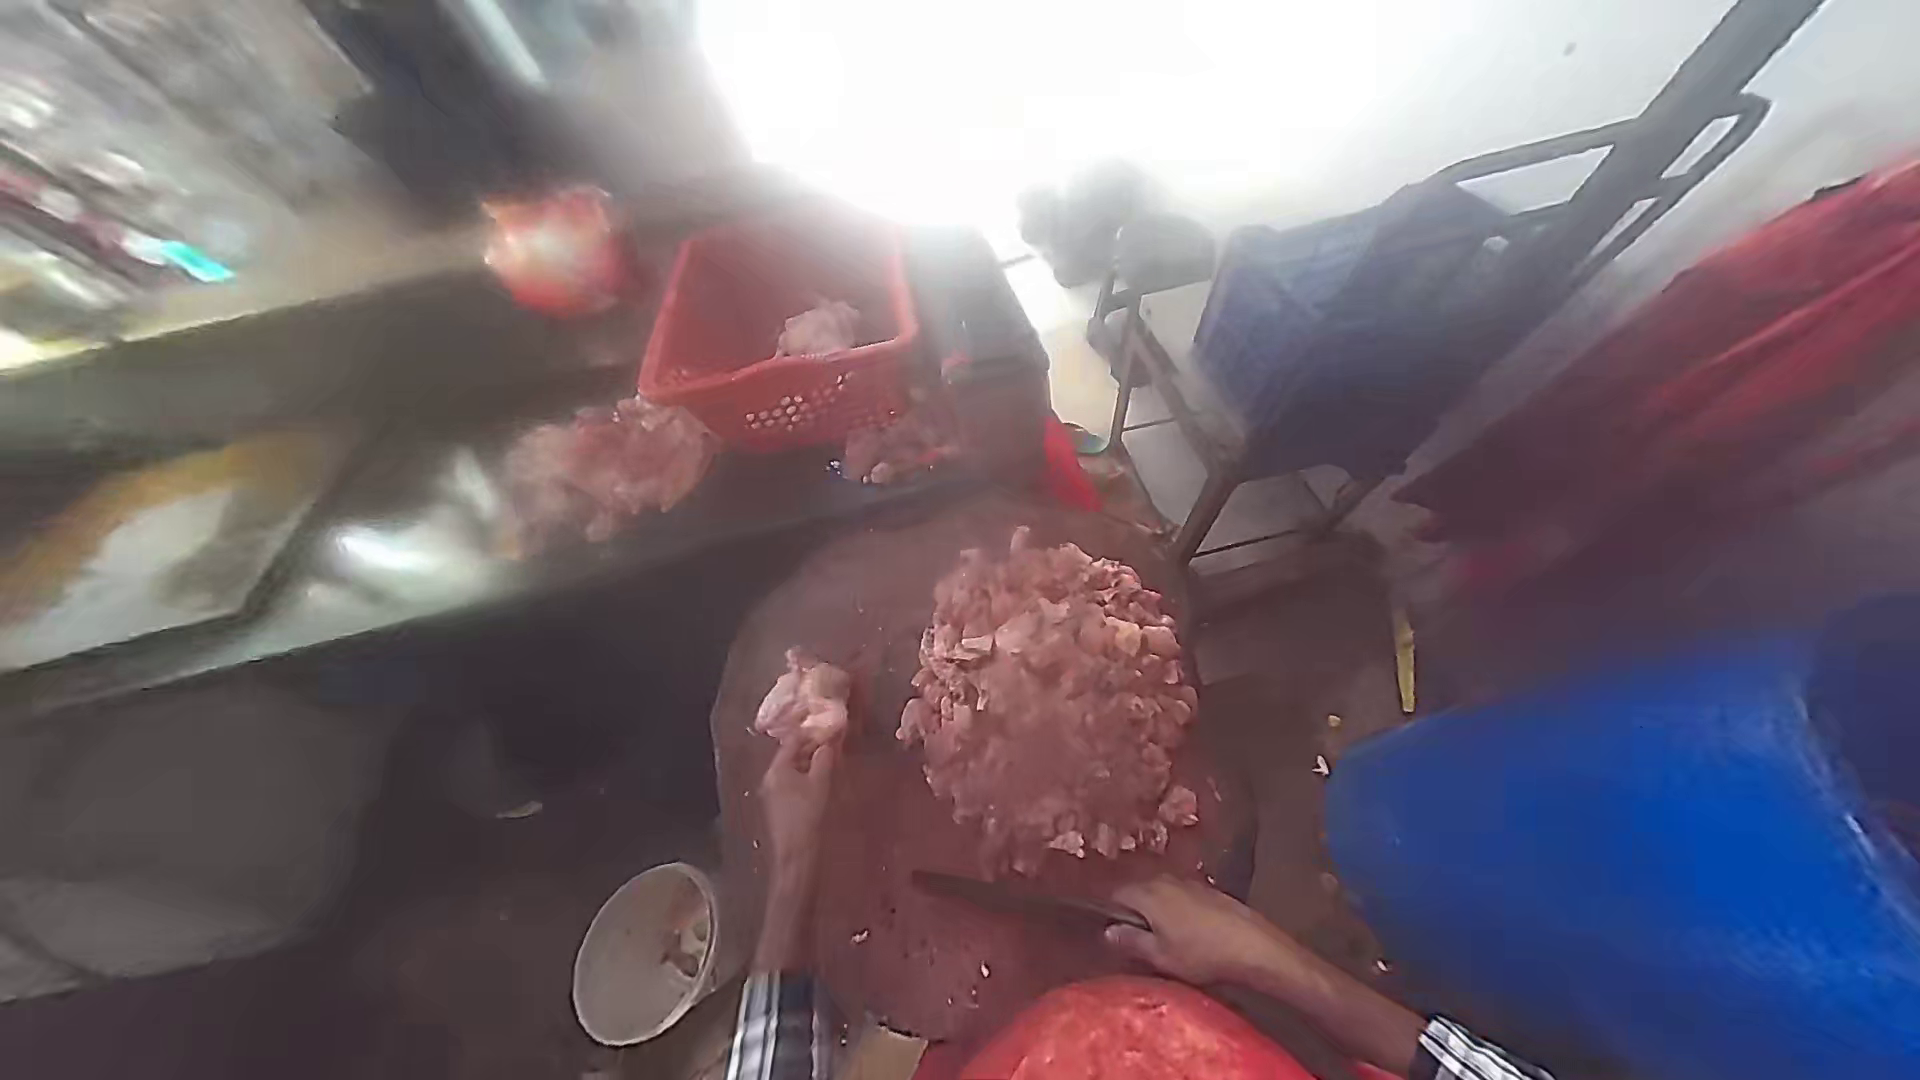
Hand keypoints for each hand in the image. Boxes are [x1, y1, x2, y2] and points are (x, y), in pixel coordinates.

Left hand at [759, 733, 838, 884]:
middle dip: (812, 746)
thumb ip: (824, 757)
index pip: (792, 740)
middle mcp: (771, 777)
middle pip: (791, 753)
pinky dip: (806, 774)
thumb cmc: (807, 814)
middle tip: (833, 742)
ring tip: (831, 757)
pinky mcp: (779, 804)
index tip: (829, 727)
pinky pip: (793, 780)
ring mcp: (773, 791)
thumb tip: (828, 741)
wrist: (795, 853)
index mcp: (777, 769)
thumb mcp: (820, 782)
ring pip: (793, 767)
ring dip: (811, 761)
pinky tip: (821, 777)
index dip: (811, 732)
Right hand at [1104, 876, 1291, 985]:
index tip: (1118, 936)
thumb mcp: (1161, 956)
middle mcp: (1161, 879)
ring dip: (1157, 911)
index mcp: (1145, 892)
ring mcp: (1185, 881)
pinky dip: (1176, 910)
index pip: (1114, 894)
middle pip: (1136, 891)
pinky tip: (1190, 933)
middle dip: (1134, 913)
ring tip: (1167, 939)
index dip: (1111, 914)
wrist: (1252, 945)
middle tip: (1142, 941)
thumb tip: (1107, 931)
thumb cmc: (1201, 953)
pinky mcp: (1205, 889)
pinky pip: (1178, 896)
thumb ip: (1130, 941)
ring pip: (1158, 893)